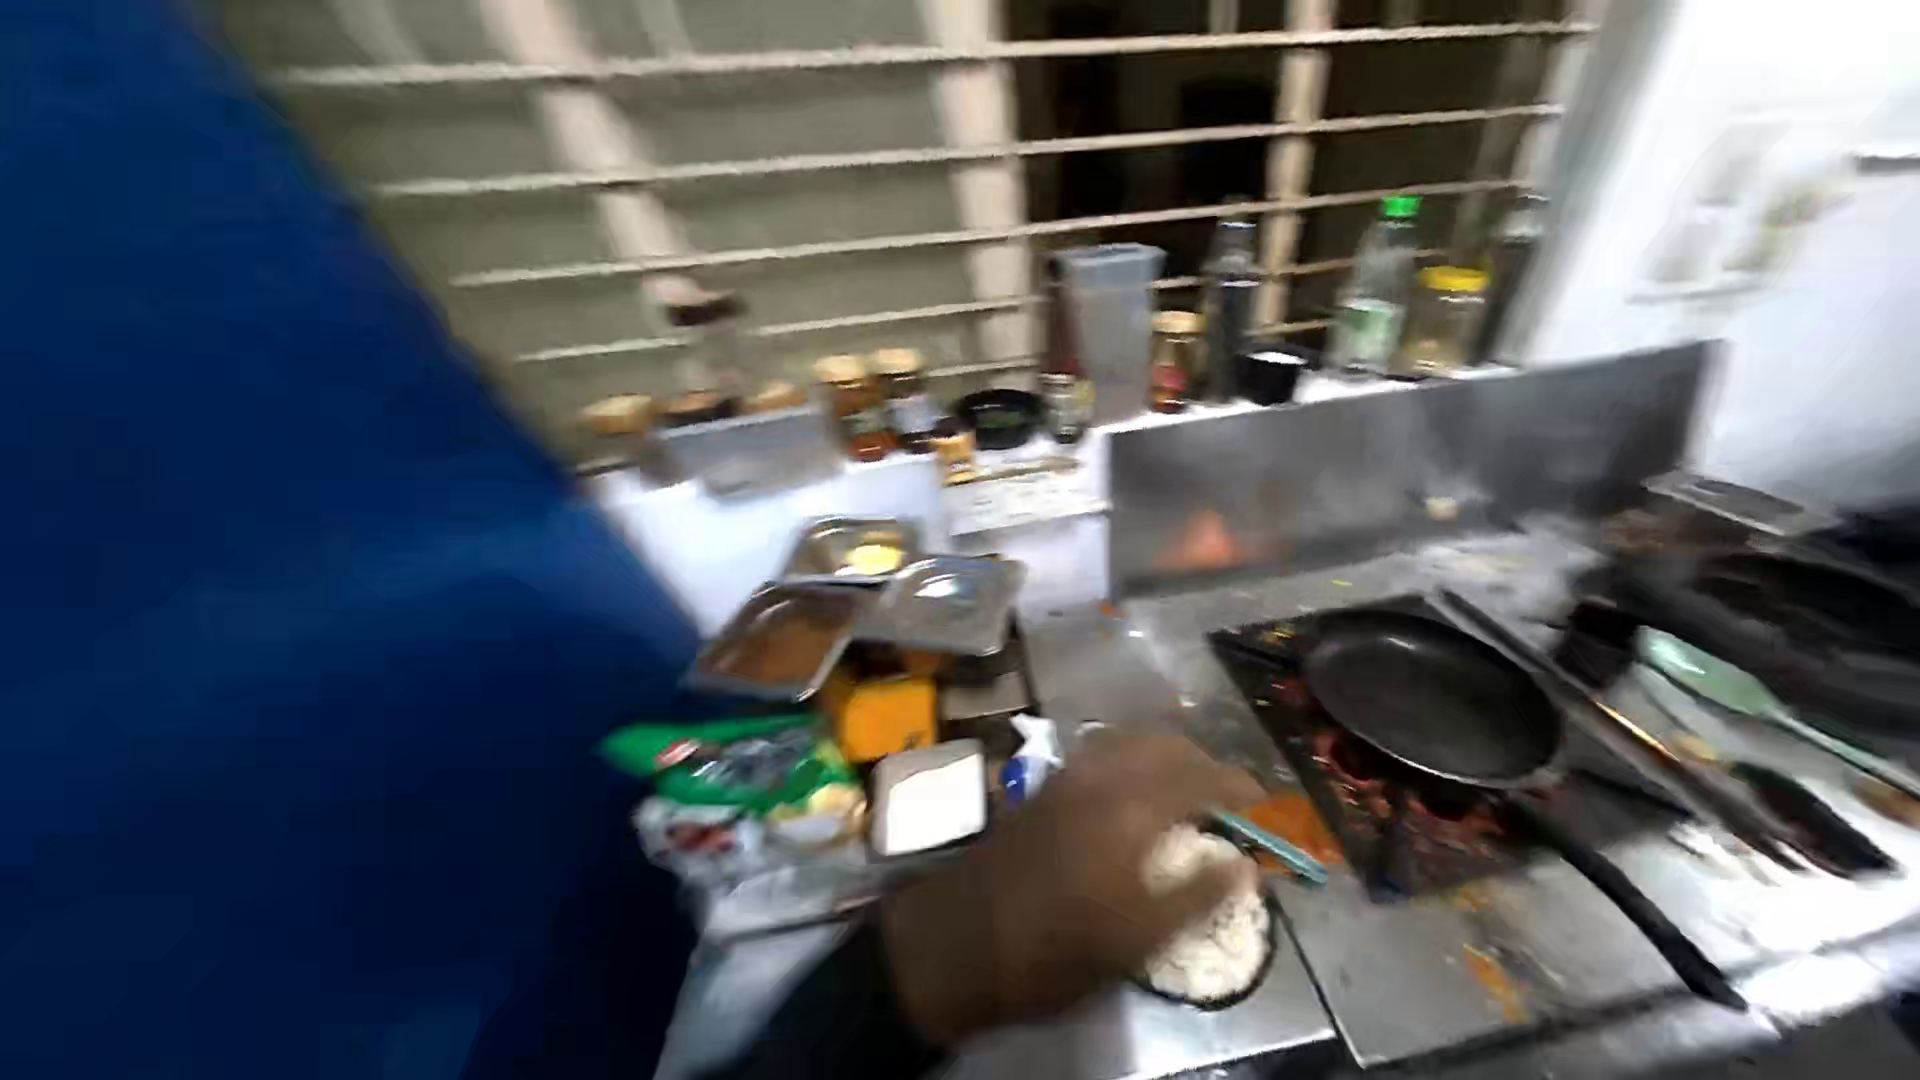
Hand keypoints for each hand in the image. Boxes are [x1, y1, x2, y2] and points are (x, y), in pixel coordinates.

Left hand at [879, 735, 1263, 1043]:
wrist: (964, 933)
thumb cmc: (1055, 945)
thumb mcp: (1137, 939)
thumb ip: (1198, 895)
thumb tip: (1247, 864)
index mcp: (1129, 806)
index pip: (1199, 777)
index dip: (1237, 786)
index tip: (1262, 802)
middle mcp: (1099, 774)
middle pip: (1164, 744)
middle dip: (1202, 762)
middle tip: (1227, 798)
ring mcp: (1066, 773)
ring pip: (1129, 741)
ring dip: (1165, 756)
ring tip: (1188, 791)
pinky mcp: (1045, 783)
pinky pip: (1101, 752)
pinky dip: (1132, 759)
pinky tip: (1136, 791)